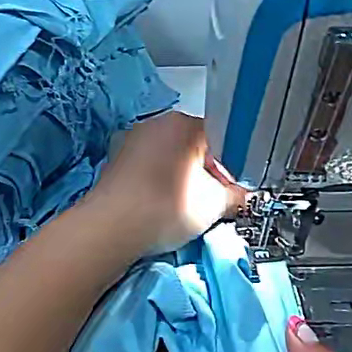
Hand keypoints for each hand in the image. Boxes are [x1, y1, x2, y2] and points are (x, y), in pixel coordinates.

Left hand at [80, 112, 247, 257]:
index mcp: (185, 123)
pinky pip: (147, 167)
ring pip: (169, 155)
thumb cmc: (166, 207)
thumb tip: (240, 196)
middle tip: (212, 201)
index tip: (231, 189)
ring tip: (184, 207)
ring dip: (180, 177)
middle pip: (193, 145)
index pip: (221, 137)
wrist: (111, 228)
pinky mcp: (115, 161)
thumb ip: (235, 195)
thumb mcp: (215, 205)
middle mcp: (157, 123)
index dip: (230, 166)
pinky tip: (160, 206)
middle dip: (205, 171)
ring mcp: (132, 140)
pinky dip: (157, 182)